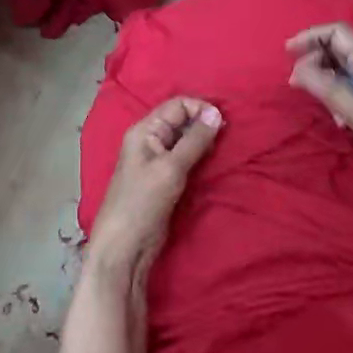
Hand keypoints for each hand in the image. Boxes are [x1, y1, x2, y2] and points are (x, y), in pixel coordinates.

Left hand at [87, 97, 220, 283]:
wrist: (125, 248)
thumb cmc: (142, 203)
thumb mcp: (171, 168)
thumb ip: (195, 140)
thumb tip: (216, 113)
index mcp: (144, 131)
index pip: (177, 105)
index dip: (201, 109)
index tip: (223, 123)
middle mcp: (150, 141)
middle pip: (182, 119)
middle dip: (204, 123)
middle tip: (227, 136)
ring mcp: (157, 160)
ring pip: (186, 139)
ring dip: (204, 141)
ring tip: (223, 147)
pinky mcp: (166, 179)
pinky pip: (186, 158)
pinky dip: (200, 156)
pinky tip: (213, 161)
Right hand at [287, 23, 352, 193]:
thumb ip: (324, 87)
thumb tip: (297, 69)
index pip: (337, 32)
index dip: (310, 36)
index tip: (287, 52)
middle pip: (337, 49)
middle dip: (314, 60)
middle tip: (296, 82)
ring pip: (340, 71)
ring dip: (324, 82)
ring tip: (317, 102)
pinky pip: (348, 91)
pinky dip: (336, 99)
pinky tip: (339, 121)